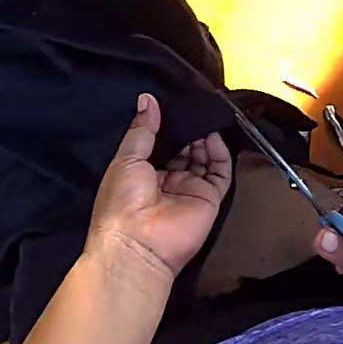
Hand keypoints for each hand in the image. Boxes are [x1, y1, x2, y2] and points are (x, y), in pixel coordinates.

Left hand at [87, 93, 231, 286]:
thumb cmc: (122, 203)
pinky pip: (220, 172)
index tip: (173, 107)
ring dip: (205, 138)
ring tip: (204, 119)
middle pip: (186, 150)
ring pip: (205, 159)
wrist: (139, 243)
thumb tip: (147, 100)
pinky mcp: (210, 199)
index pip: (161, 145)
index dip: (168, 127)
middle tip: (192, 110)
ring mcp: (190, 190)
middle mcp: (168, 181)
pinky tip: (214, 136)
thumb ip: (142, 129)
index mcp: (143, 173)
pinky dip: (220, 153)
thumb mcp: (126, 157)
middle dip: (189, 131)